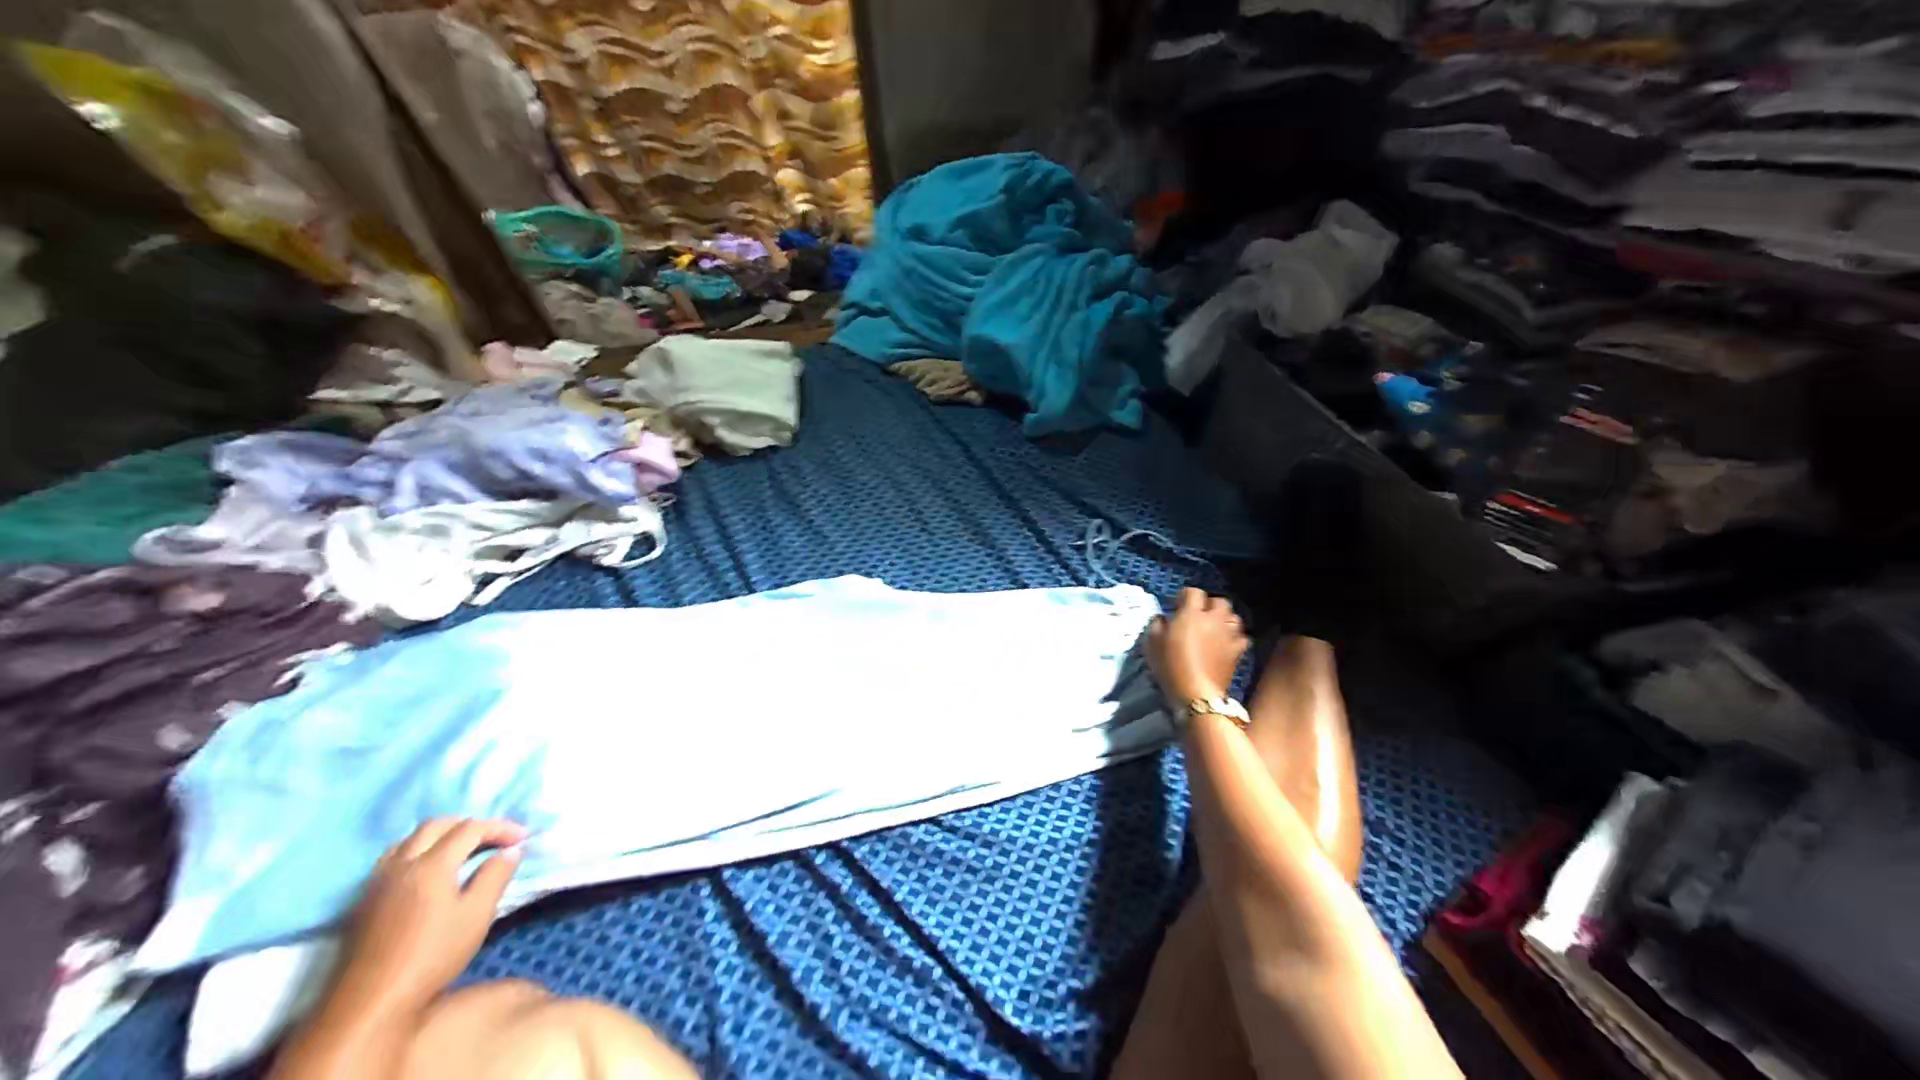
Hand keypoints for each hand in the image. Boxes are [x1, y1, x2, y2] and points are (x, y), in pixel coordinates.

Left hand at [337, 817, 525, 1011]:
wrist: (370, 1002)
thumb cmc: (432, 956)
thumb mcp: (477, 915)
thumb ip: (495, 876)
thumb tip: (510, 851)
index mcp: (432, 864)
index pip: (470, 828)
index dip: (500, 828)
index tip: (523, 838)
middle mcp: (402, 864)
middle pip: (437, 825)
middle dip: (469, 824)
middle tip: (493, 837)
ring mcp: (377, 881)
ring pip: (410, 839)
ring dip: (440, 834)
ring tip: (460, 849)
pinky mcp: (363, 899)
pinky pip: (393, 857)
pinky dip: (417, 850)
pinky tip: (425, 870)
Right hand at [1147, 588, 1248, 706]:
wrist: (1196, 693)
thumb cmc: (1170, 665)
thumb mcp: (1152, 642)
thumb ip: (1157, 624)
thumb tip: (1163, 618)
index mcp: (1192, 613)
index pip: (1193, 592)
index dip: (1184, 596)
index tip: (1176, 606)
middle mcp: (1214, 619)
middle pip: (1219, 601)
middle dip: (1209, 605)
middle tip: (1198, 616)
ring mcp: (1229, 635)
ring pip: (1234, 616)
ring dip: (1224, 619)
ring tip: (1215, 628)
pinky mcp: (1238, 651)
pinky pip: (1242, 637)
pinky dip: (1235, 637)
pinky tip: (1227, 644)